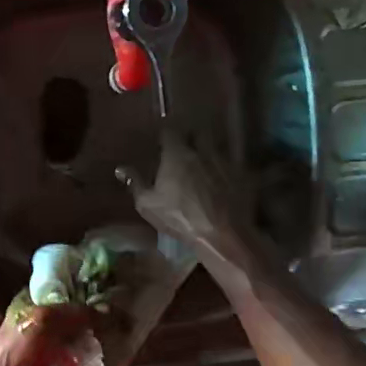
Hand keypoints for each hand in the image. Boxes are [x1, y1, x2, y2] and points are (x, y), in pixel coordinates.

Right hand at [116, 130, 244, 253]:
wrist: (223, 234)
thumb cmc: (179, 218)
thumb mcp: (148, 204)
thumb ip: (135, 183)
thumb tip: (121, 168)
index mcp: (177, 154)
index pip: (170, 131)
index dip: (166, 135)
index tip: (162, 143)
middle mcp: (203, 151)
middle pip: (199, 131)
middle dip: (192, 135)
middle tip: (185, 147)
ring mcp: (226, 161)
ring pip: (217, 147)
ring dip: (210, 151)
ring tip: (204, 164)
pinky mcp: (244, 175)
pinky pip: (234, 165)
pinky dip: (226, 169)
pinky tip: (223, 181)